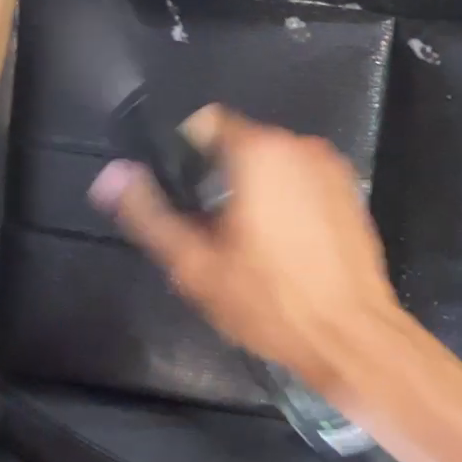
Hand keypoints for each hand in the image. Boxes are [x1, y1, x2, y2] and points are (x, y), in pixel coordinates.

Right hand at [88, 106, 400, 389]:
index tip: (182, 197)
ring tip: (247, 245)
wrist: (352, 338)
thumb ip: (147, 214)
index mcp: (257, 152)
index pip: (205, 123)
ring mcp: (330, 167)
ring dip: (252, 190)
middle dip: (218, 179)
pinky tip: (284, 248)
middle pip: (238, 145)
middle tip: (211, 233)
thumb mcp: (194, 265)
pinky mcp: (350, 191)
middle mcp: (297, 145)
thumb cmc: (269, 302)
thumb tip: (109, 176)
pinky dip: (285, 201)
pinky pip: (301, 182)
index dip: (184, 156)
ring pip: (271, 164)